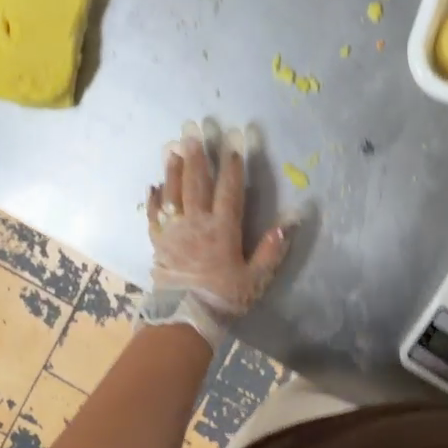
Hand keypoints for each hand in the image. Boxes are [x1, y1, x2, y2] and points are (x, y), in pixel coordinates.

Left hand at [140, 121, 293, 343]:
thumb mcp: (256, 277)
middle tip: (193, 129)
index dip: (232, 164)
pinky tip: (154, 186)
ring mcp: (173, 231)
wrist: (184, 318)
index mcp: (222, 229)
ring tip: (173, 147)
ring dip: (173, 169)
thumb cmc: (224, 298)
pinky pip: (154, 215)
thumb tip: (293, 219)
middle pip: (196, 182)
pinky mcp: (158, 243)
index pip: (229, 189)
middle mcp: (196, 223)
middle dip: (197, 155)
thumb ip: (272, 247)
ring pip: (172, 192)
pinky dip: (154, 198)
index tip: (234, 141)